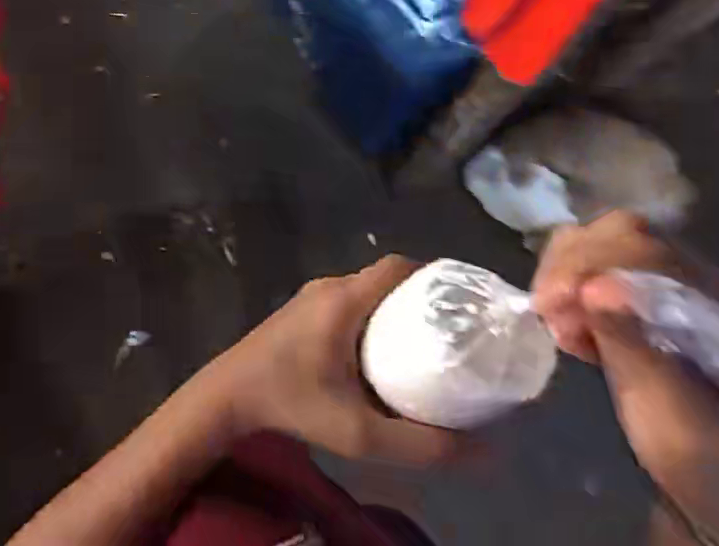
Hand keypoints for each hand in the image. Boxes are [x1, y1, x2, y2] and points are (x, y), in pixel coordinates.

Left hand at [186, 255, 470, 465]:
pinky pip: (349, 301)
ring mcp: (312, 297)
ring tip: (430, 346)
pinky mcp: (302, 311)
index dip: (434, 277)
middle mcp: (328, 287)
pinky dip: (374, 317)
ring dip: (397, 310)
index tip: (464, 305)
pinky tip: (387, 353)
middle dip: (422, 299)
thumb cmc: (293, 403)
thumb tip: (488, 450)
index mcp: (343, 299)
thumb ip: (424, 445)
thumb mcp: (362, 434)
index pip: (397, 267)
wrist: (230, 394)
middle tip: (455, 334)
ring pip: (366, 291)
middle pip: (385, 278)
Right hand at [534, 213, 718, 545]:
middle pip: (637, 240)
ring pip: (615, 245)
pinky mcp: (671, 311)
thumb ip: (642, 359)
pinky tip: (571, 323)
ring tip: (556, 319)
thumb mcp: (685, 438)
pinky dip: (576, 286)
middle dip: (576, 266)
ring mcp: (703, 303)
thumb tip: (596, 287)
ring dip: (570, 272)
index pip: (664, 258)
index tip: (550, 305)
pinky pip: (610, 270)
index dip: (595, 266)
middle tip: (547, 311)